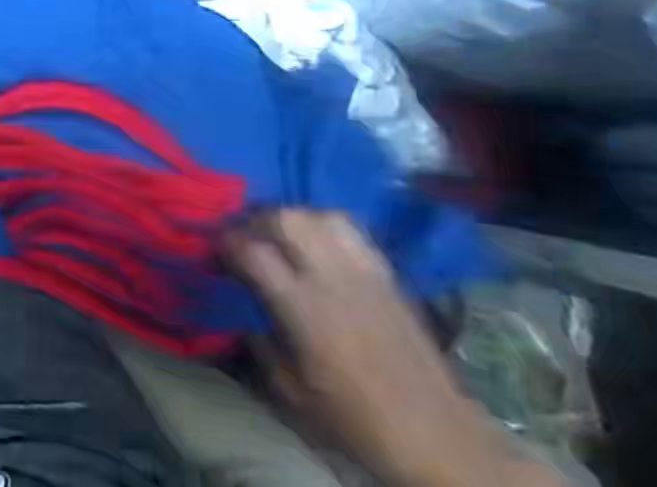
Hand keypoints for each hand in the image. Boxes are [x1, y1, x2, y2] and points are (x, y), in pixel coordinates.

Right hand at [225, 210, 562, 486]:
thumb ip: (259, 341)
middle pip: (287, 218)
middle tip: (246, 237)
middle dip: (258, 220)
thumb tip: (241, 309)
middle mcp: (334, 279)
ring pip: (321, 216)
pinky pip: (353, 233)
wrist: (440, 440)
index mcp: (305, 308)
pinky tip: (318, 246)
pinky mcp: (390, 278)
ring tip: (282, 237)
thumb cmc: (356, 419)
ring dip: (294, 218)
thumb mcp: (291, 390)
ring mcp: (366, 274)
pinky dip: (327, 228)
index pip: (253, 250)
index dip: (227, 243)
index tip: (216, 252)